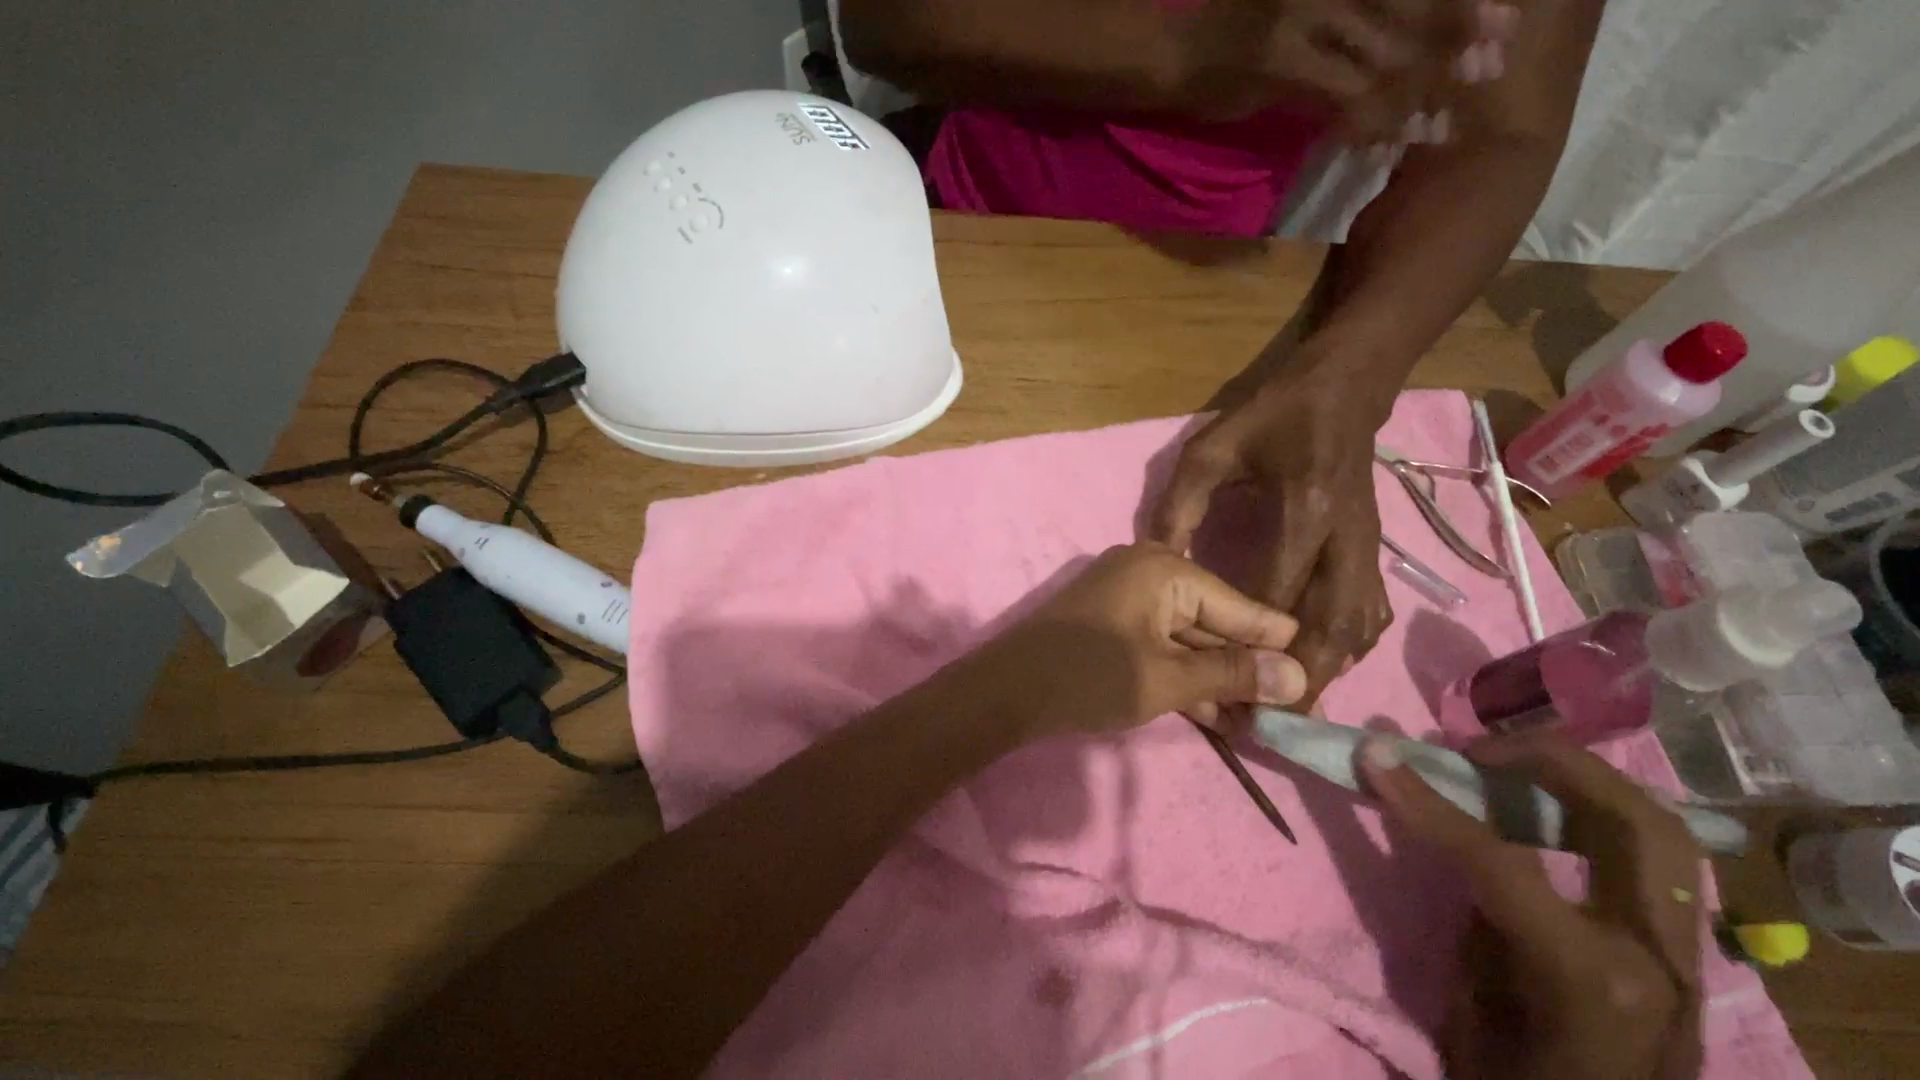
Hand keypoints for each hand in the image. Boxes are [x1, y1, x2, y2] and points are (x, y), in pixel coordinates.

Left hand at [970, 544, 1308, 739]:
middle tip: (1295, 713)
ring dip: (1220, 680)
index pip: (1243, 608)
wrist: (1003, 693)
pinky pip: (1164, 646)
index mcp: (1168, 569)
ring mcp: (1128, 597)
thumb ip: (1233, 674)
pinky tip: (1220, 717)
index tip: (1320, 684)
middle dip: (1251, 670)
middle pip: (1218, 622)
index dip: (1280, 649)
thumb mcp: (1168, 680)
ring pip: (1191, 640)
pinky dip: (1186, 678)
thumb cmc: (1089, 678)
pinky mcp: (1113, 624)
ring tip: (1263, 724)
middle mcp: (1151, 572)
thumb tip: (1298, 676)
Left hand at [1151, 337, 1396, 709]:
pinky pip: (1370, 609)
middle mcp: (1343, 539)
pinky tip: (1325, 664)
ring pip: (1359, 624)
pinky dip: (1350, 644)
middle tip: (1278, 718)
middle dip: (1306, 675)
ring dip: (1331, 665)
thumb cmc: (1270, 416)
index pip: (1280, 594)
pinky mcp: (1374, 548)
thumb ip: (1182, 505)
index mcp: (1301, 513)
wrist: (1344, 388)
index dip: (1261, 646)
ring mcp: (1367, 546)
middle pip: (1332, 624)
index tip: (1241, 687)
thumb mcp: (1210, 451)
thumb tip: (1160, 560)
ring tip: (1296, 701)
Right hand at [1171, 0, 1519, 141]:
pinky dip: (1365, 119)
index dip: (1454, 4)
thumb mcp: (1298, 11)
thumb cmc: (1231, 27)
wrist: (1168, 50)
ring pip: (1379, 50)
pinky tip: (1380, 142)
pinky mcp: (1279, 62)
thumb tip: (1398, 41)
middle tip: (1491, 65)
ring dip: (1414, 87)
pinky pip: (1338, 92)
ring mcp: (1303, 16)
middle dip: (1452, 37)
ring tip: (1440, 118)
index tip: (1502, 19)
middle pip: (1406, 6)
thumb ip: (1349, 19)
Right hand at [1362, 735, 1704, 1079]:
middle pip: (1626, 818)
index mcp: (1588, 976)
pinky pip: (1660, 863)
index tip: (1379, 758)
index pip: (1501, 860)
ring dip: (1590, 782)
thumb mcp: (1469, 1008)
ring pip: (1664, 830)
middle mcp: (1654, 954)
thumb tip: (1462, 838)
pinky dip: (1608, 820)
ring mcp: (1686, 954)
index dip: (1430, 801)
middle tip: (1479, 749)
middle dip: (1551, 761)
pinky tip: (1559, 815)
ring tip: (1522, 769)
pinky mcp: (1690, 955)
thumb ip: (1476, 915)